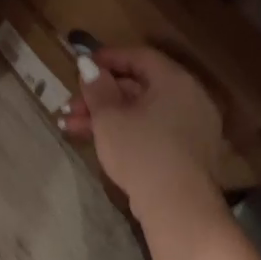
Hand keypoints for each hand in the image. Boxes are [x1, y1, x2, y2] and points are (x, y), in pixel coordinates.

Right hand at [61, 46, 223, 214]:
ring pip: (142, 111)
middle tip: (69, 106)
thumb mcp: (110, 118)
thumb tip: (88, 66)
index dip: (108, 58)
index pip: (140, 57)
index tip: (82, 65)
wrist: (177, 202)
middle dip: (99, 95)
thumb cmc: (140, 150)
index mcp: (174, 81)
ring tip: (70, 127)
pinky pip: (152, 130)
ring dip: (105, 116)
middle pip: (139, 86)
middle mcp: (188, 97)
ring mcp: (190, 126)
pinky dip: (125, 130)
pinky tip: (97, 142)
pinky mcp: (186, 151)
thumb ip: (98, 89)